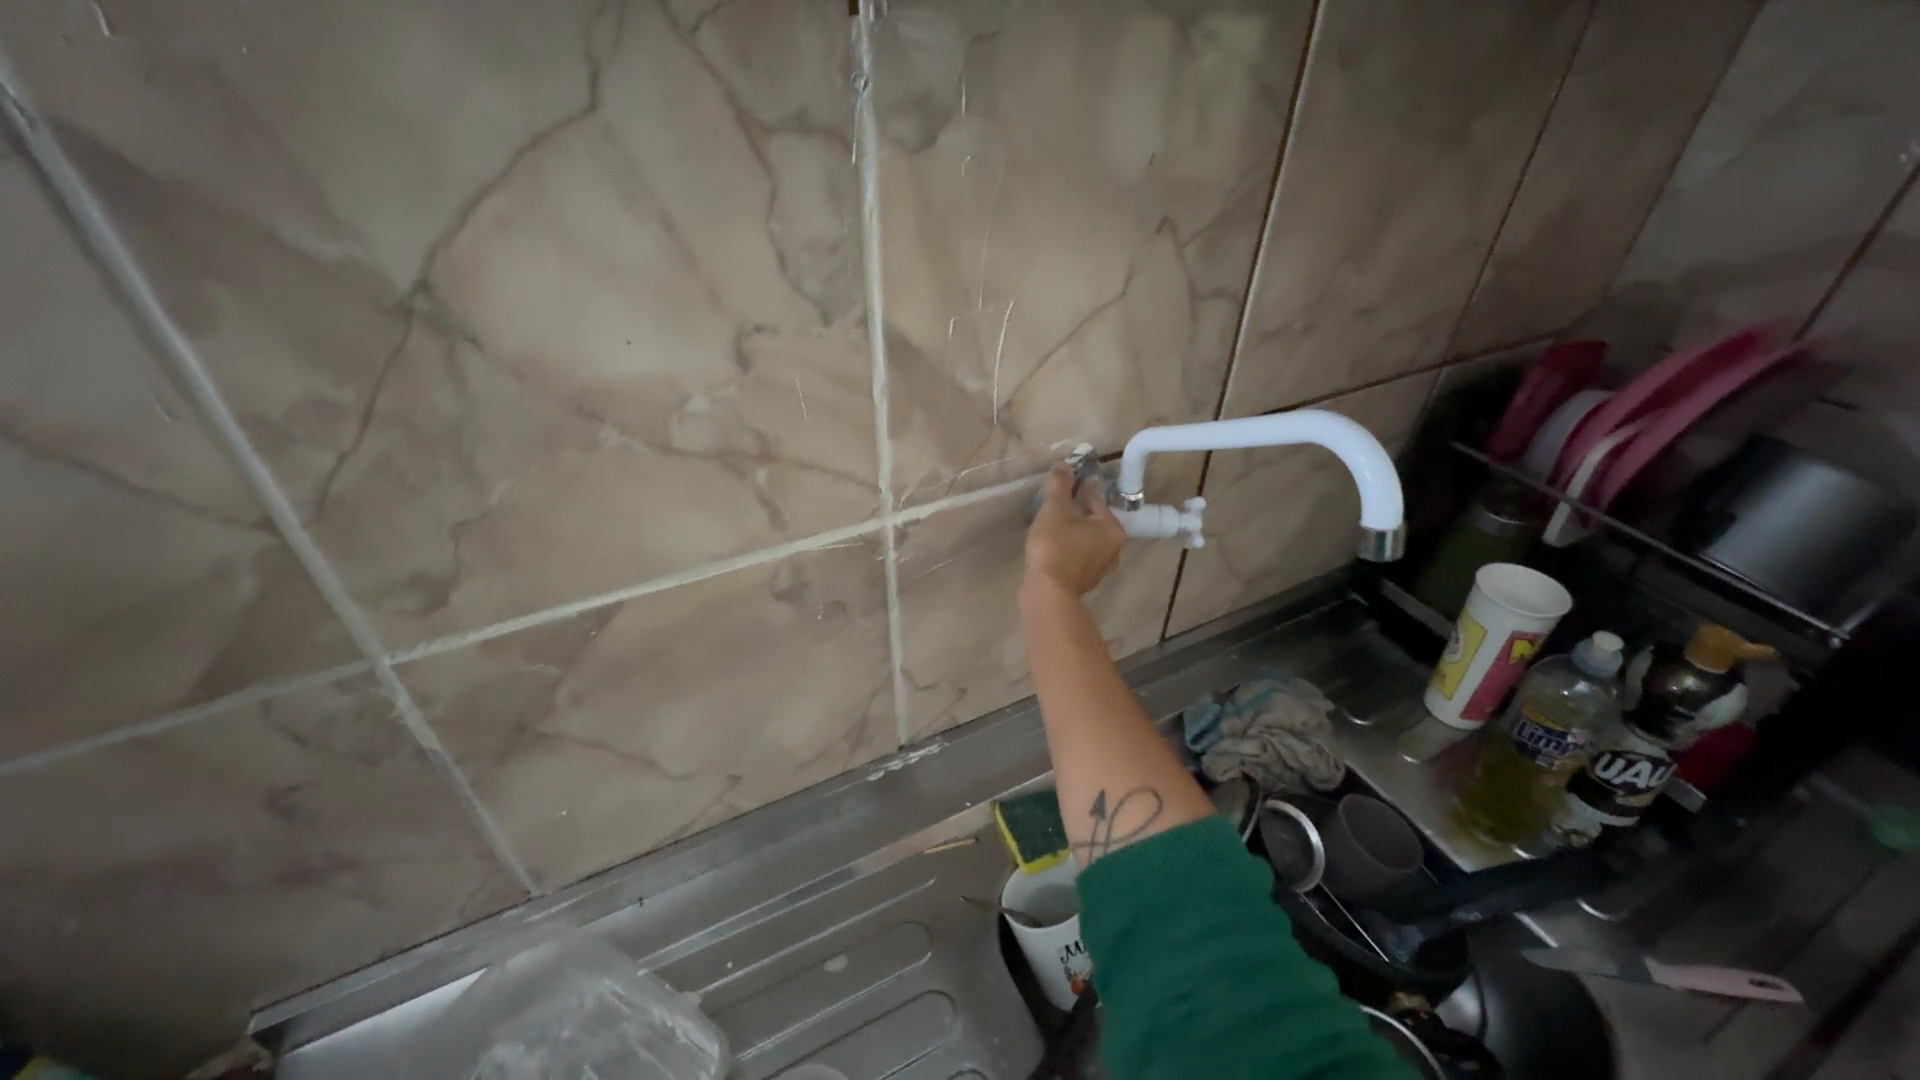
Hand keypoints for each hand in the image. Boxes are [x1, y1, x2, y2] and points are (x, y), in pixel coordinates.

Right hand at [1025, 464, 1124, 597]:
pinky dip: (1068, 547)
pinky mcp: (1085, 581)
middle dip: (1077, 510)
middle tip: (1057, 500)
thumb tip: (1063, 463)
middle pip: (1093, 520)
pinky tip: (1052, 543)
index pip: (1097, 499)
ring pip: (1086, 539)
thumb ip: (1060, 485)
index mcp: (1112, 528)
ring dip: (1072, 529)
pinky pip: (1077, 555)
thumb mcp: (1055, 509)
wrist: (1048, 592)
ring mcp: (1100, 568)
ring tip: (1052, 521)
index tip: (1068, 479)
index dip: (1081, 487)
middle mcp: (1113, 549)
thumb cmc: (1056, 546)